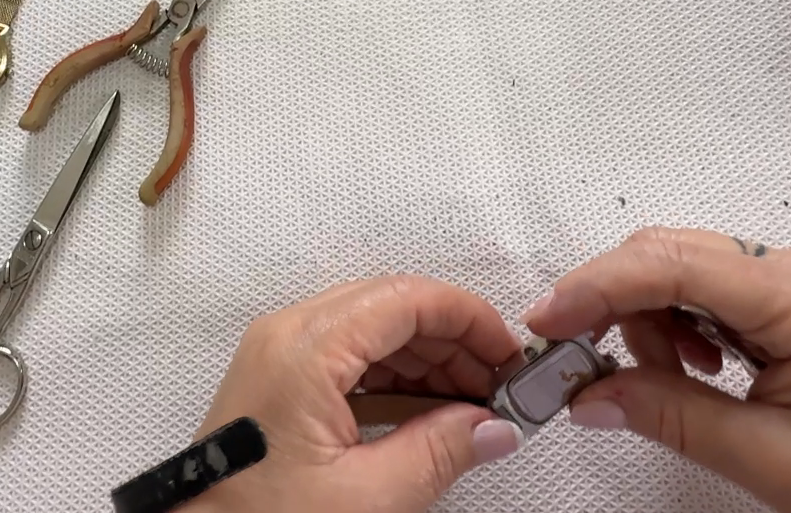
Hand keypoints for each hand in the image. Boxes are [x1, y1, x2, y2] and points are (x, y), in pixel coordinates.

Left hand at [187, 276, 524, 512]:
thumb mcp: (364, 500)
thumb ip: (438, 453)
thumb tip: (495, 426)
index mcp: (306, 346)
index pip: (403, 298)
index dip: (465, 317)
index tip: (509, 353)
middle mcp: (290, 331)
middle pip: (389, 306)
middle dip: (451, 339)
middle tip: (498, 389)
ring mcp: (281, 349)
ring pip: (372, 327)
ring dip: (426, 358)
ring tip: (472, 406)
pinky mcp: (280, 374)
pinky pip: (349, 354)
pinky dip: (395, 375)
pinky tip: (429, 411)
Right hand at [524, 228, 790, 512]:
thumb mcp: (776, 466)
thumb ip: (671, 418)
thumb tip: (584, 395)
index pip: (677, 266)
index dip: (601, 285)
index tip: (548, 319)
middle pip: (668, 254)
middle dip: (613, 299)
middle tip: (576, 352)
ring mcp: (789, 279)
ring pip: (675, 268)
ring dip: (644, 318)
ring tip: (657, 379)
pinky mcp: (781, 298)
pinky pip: (698, 289)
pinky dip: (672, 325)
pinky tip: (691, 369)